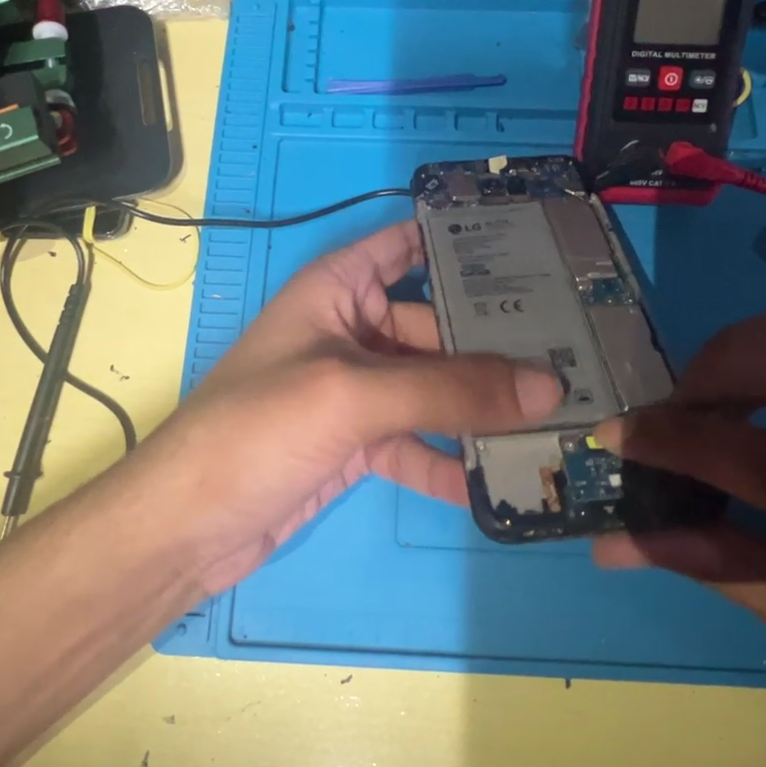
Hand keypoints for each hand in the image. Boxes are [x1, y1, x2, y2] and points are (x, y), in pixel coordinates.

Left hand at [138, 221, 560, 591]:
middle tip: (578, 353)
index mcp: (338, 288)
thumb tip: (548, 388)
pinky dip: (451, 460)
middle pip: (438, 325)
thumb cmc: (257, 428)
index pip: (409, 243)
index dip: (464, 239)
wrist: (187, 527)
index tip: (538, 248)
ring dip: (484, 407)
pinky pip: (419, 442)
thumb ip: (450, 390)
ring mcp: (357, 391)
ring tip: (558, 417)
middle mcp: (353, 330)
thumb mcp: (352, 395)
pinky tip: (501, 480)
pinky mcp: (359, 445)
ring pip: (435, 388)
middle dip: (497, 342)